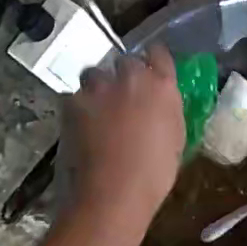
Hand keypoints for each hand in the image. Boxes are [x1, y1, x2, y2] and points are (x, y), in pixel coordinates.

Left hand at [64, 45, 184, 223]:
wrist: (113, 192)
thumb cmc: (153, 175)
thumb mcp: (174, 139)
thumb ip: (166, 111)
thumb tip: (159, 106)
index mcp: (162, 86)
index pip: (158, 53)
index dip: (152, 61)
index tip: (149, 72)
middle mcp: (131, 77)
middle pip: (125, 61)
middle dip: (123, 76)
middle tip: (121, 99)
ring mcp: (99, 87)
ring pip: (95, 75)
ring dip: (96, 88)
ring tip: (96, 111)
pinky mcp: (72, 102)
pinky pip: (73, 97)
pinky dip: (76, 108)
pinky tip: (79, 127)